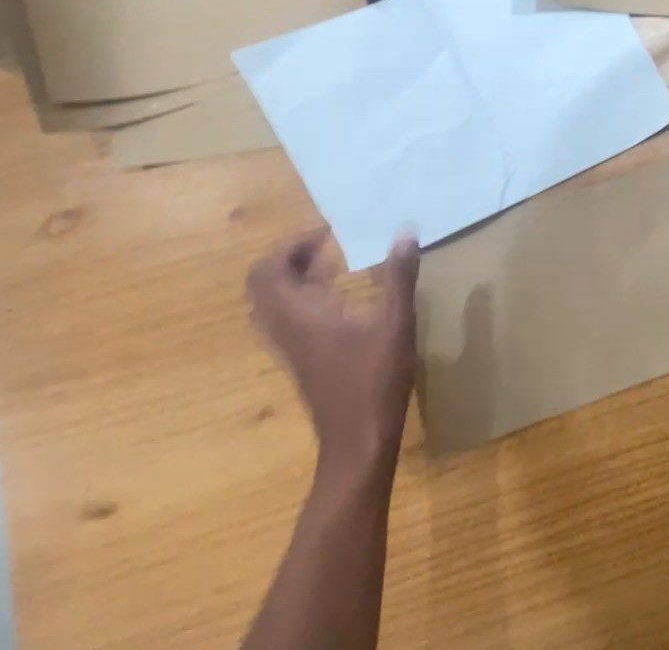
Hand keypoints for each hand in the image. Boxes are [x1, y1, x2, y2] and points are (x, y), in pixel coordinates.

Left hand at [246, 229, 419, 469]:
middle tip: (326, 245)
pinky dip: (302, 298)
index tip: (329, 232)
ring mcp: (289, 347)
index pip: (270, 269)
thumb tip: (405, 231)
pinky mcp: (302, 359)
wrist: (358, 437)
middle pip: (262, 284)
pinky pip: (285, 319)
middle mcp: (284, 328)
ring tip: (332, 266)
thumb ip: (400, 276)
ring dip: (293, 278)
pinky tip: (339, 301)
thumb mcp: (397, 322)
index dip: (292, 245)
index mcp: (300, 314)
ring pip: (270, 303)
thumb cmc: (375, 378)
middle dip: (289, 258)